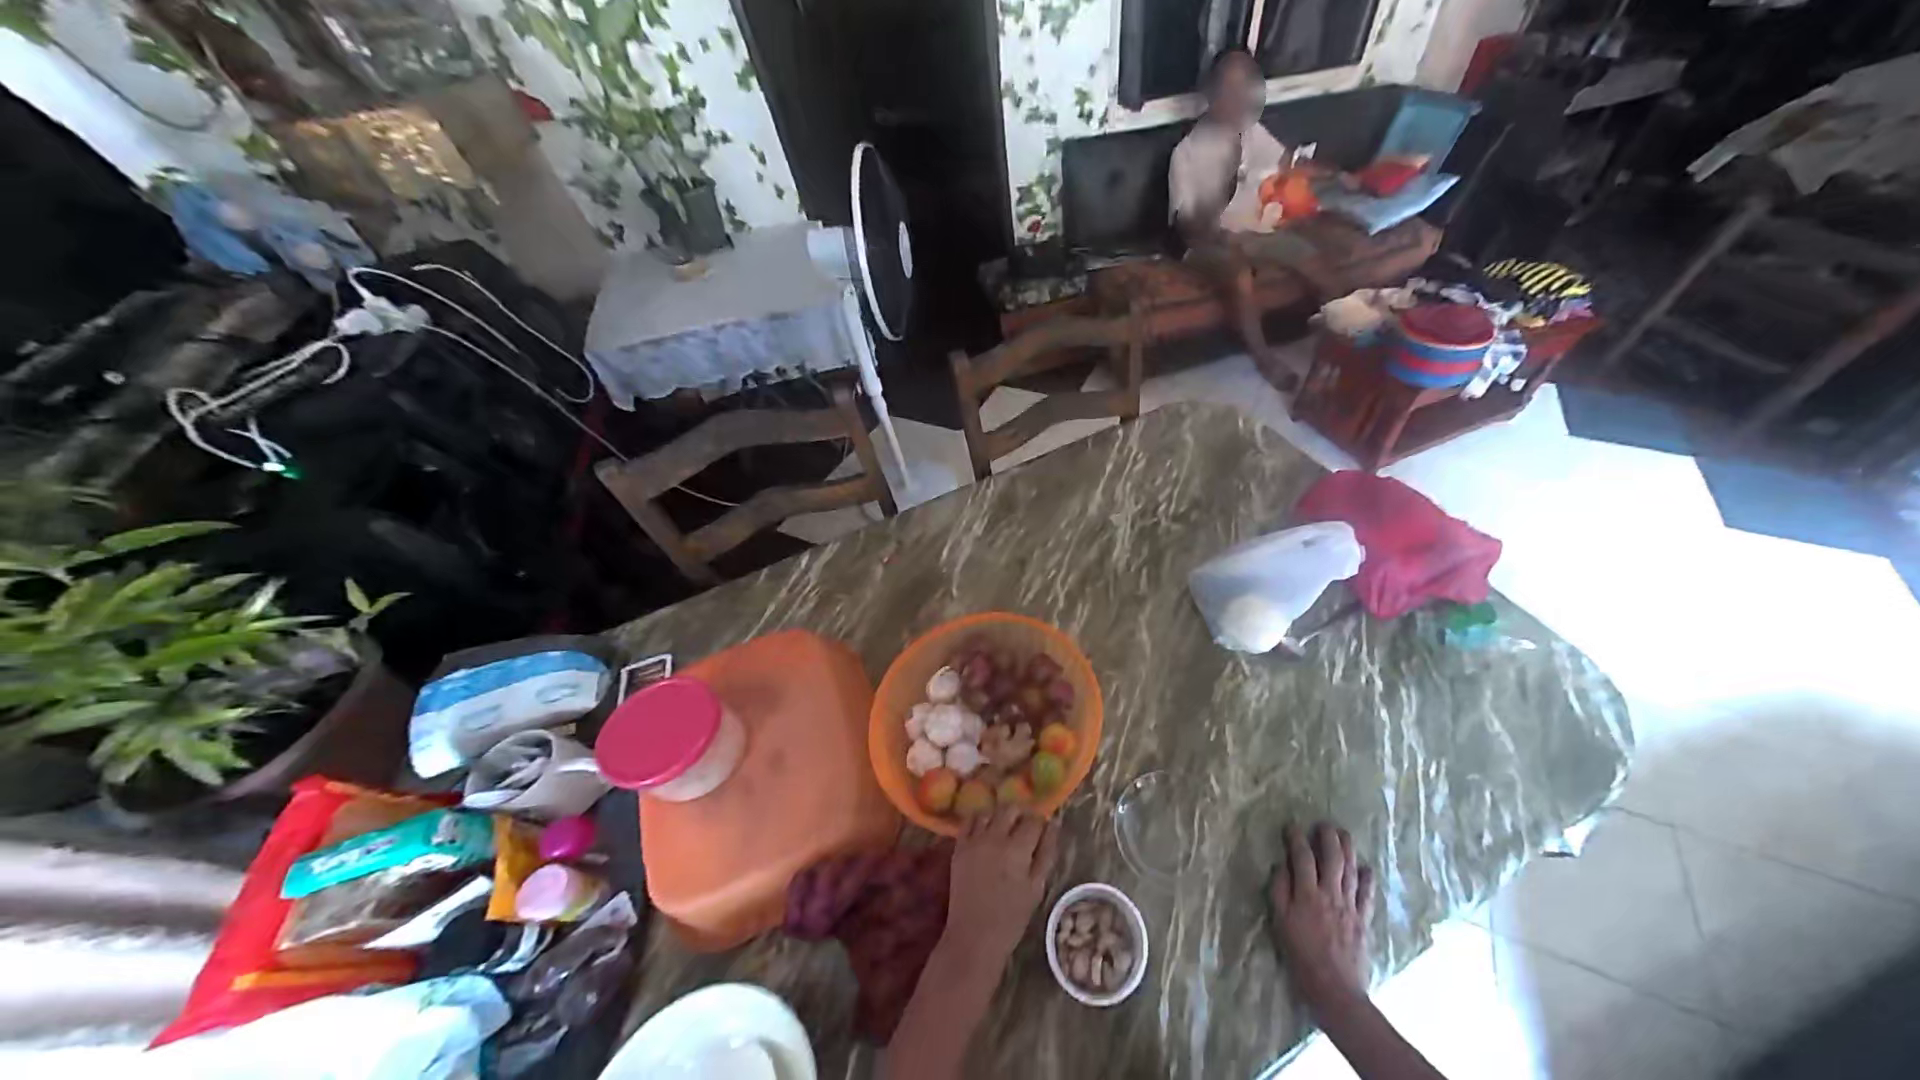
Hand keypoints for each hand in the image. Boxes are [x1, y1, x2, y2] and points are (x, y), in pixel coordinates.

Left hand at [945, 807, 1060, 963]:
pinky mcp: (959, 846)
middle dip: (1020, 815)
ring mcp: (974, 840)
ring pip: (989, 811)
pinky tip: (985, 832)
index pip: (1034, 820)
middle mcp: (994, 837)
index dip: (1041, 824)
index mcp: (1018, 849)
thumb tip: (1053, 825)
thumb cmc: (1012, 916)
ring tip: (1004, 831)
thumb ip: (1046, 853)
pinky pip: (969, 821)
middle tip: (1023, 831)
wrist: (974, 934)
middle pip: (1010, 808)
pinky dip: (979, 820)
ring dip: (999, 816)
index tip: (1041, 832)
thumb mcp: (1037, 887)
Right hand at [1269, 821, 1374, 1005]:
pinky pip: (1367, 894)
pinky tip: (1365, 868)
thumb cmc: (1300, 955)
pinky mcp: (1363, 920)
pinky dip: (1367, 878)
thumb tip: (1282, 866)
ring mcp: (1350, 907)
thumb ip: (1280, 892)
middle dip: (1327, 838)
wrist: (1335, 989)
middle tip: (1323, 824)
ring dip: (1347, 849)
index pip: (1301, 857)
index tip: (1292, 826)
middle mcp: (1330, 895)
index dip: (1296, 839)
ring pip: (1350, 871)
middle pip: (1331, 858)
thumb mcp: (1280, 923)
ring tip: (1343, 834)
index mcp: (1306, 894)